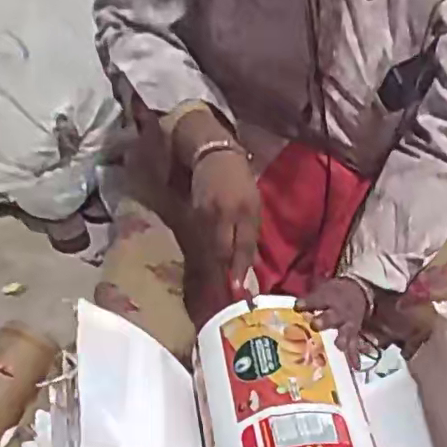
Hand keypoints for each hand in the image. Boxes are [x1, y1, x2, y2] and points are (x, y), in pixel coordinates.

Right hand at [190, 148, 260, 292]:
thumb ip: (250, 234)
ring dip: (214, 267)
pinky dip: (205, 252)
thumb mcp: (253, 206)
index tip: (239, 291)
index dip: (240, 269)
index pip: (244, 246)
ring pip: (210, 247)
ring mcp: (207, 213)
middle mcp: (227, 213)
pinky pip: (200, 238)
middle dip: (225, 273)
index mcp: (247, 212)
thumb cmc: (239, 182)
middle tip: (227, 293)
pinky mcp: (193, 212)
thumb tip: (249, 265)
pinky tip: (206, 263)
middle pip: (223, 251)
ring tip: (216, 286)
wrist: (214, 153)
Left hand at [299, 277, 374, 367]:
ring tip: (339, 347)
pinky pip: (354, 345)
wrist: (357, 293)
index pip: (316, 300)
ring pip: (344, 332)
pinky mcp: (353, 334)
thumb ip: (308, 304)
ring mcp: (347, 324)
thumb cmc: (332, 295)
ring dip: (341, 340)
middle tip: (315, 325)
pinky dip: (354, 356)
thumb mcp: (321, 293)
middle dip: (323, 321)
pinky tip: (356, 367)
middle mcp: (338, 312)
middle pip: (331, 317)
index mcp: (328, 298)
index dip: (306, 303)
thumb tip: (294, 311)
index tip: (298, 307)